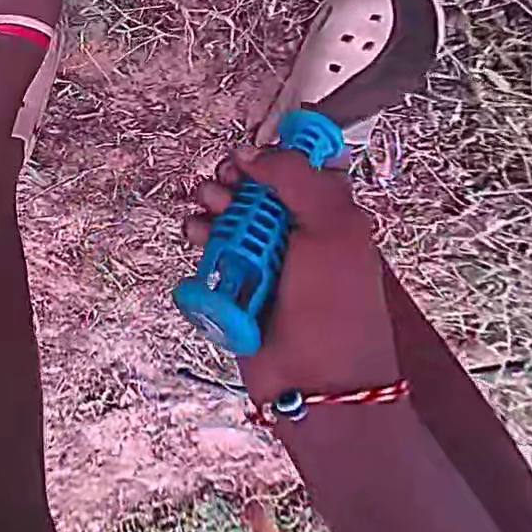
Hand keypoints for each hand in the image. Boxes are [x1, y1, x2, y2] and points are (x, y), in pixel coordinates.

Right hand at [184, 148, 398, 402]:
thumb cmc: (333, 303)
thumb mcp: (332, 228)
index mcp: (327, 209)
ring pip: (225, 206)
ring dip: (213, 203)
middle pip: (253, 180)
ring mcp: (260, 250)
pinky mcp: (231, 272)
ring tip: (212, 213)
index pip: (298, 162)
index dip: (274, 152)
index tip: (254, 156)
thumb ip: (295, 177)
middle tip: (228, 185)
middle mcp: (293, 225)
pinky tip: (198, 236)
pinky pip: (206, 238)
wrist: (311, 379)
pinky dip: (199, 231)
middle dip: (235, 178)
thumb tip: (249, 152)